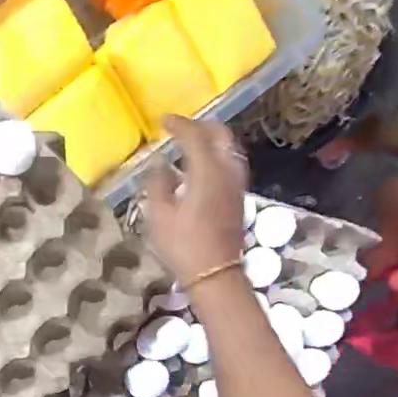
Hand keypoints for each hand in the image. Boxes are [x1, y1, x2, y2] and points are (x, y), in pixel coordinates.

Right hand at [144, 116, 248, 284]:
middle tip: (183, 129)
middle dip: (202, 126)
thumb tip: (160, 165)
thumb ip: (158, 184)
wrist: (215, 274)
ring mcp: (237, 185)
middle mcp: (227, 172)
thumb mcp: (159, 216)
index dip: (179, 124)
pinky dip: (217, 157)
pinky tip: (204, 168)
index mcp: (206, 171)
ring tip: (194, 145)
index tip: (164, 121)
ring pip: (230, 149)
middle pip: (220, 135)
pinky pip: (231, 165)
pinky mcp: (239, 199)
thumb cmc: (183, 246)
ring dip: (212, 141)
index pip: (194, 136)